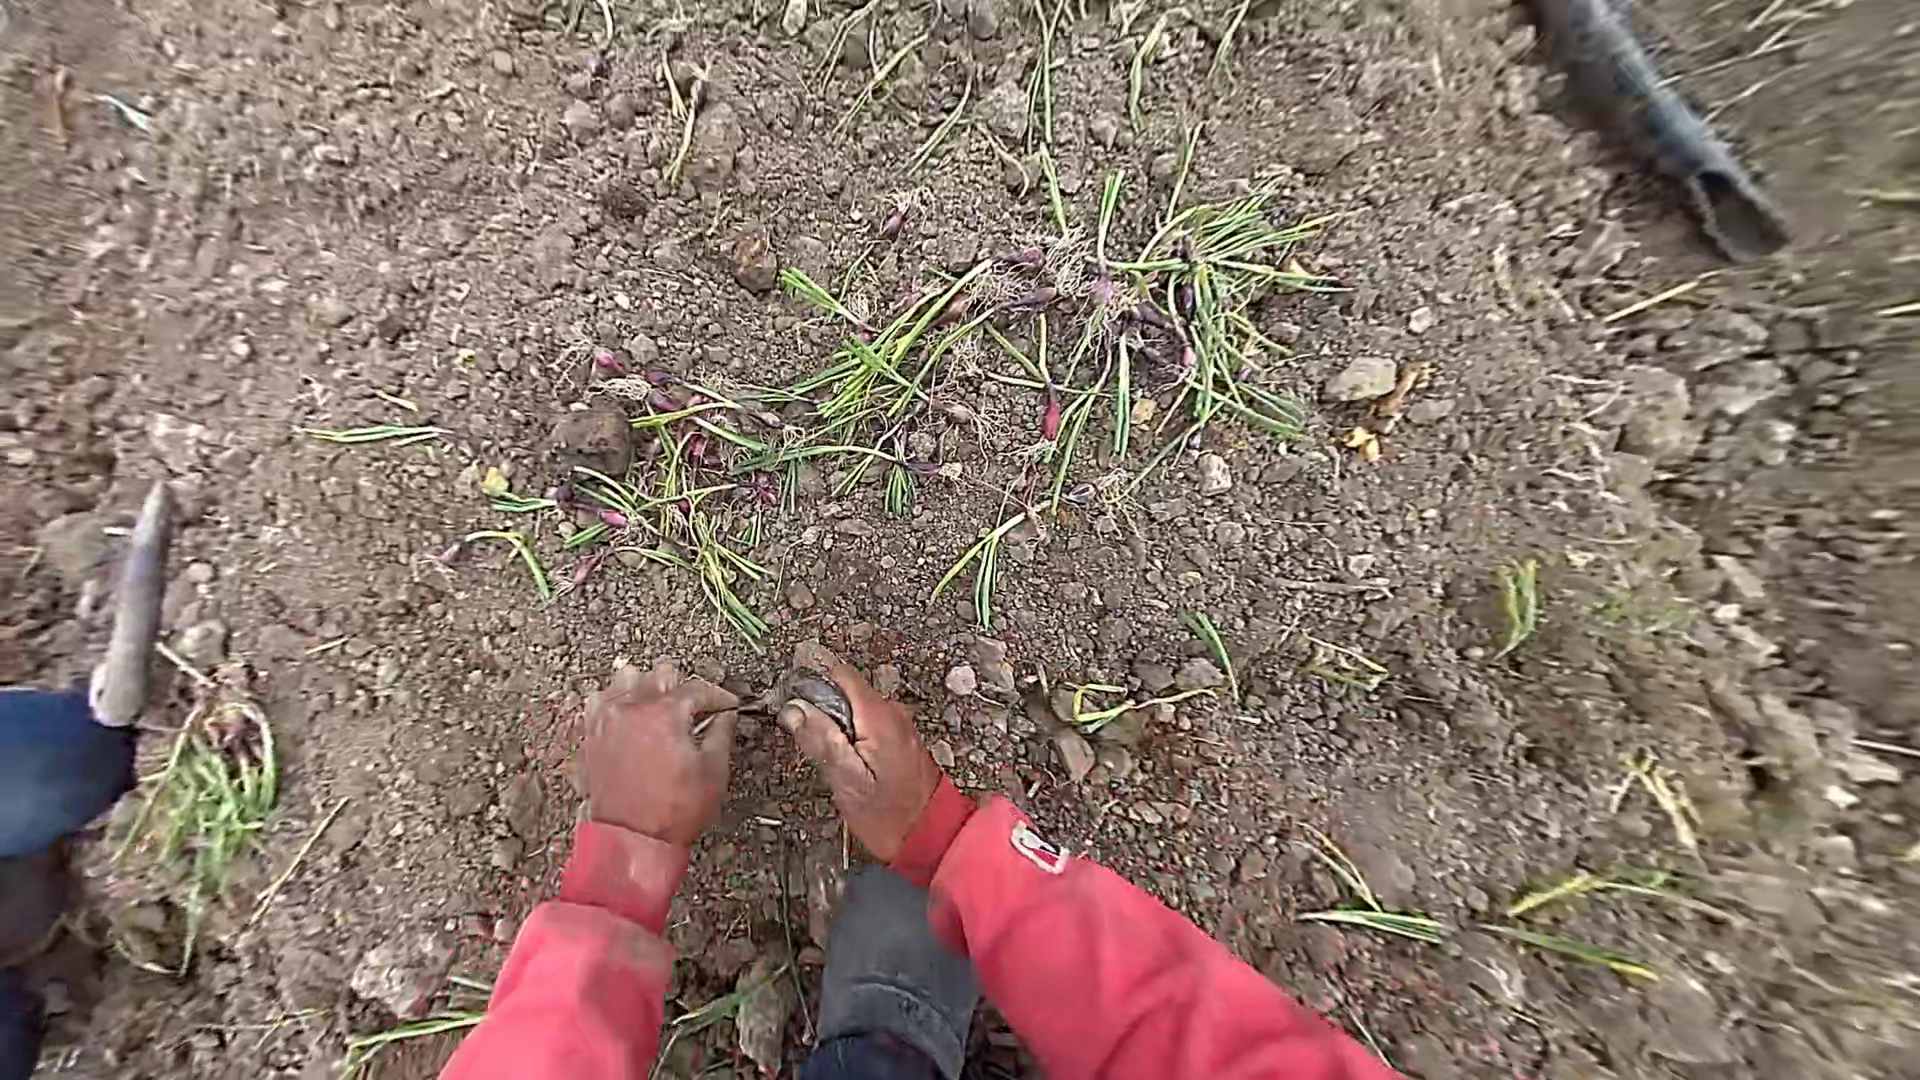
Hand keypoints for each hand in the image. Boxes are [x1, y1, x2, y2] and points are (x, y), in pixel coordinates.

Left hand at [583, 662, 737, 847]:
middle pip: (662, 676)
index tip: (728, 705)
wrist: (632, 843)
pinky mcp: (592, 737)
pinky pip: (600, 702)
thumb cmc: (672, 811)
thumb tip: (726, 715)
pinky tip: (629, 709)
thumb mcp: (714, 769)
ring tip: (664, 702)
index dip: (720, 697)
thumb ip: (723, 732)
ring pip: (628, 680)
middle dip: (685, 688)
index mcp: (664, 713)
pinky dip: (617, 699)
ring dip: (649, 686)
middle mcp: (632, 710)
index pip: (699, 689)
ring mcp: (606, 721)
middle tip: (699, 706)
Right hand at [778, 648, 941, 861]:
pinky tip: (837, 748)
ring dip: (833, 714)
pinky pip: (867, 720)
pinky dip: (848, 727)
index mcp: (878, 716)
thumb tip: (795, 710)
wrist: (932, 835)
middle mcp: (892, 712)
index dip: (814, 671)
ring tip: (810, 736)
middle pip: (847, 688)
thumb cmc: (890, 815)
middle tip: (793, 715)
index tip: (790, 674)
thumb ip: (823, 741)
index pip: (843, 675)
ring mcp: (898, 724)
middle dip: (820, 697)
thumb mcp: (848, 781)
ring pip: (856, 705)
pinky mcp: (899, 738)